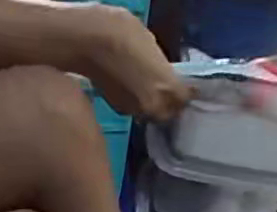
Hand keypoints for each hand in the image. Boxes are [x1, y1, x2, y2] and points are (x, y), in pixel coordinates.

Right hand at [76, 6, 189, 122]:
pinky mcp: (121, 112)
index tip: (187, 86)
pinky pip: (136, 109)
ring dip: (153, 105)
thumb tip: (165, 77)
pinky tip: (132, 89)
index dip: (187, 91)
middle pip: (170, 112)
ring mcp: (137, 112)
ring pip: (152, 113)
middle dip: (171, 104)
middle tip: (168, 91)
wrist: (88, 42)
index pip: (186, 98)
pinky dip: (137, 103)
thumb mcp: (151, 45)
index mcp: (168, 89)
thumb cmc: (123, 33)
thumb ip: (162, 68)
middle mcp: (156, 108)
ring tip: (149, 89)